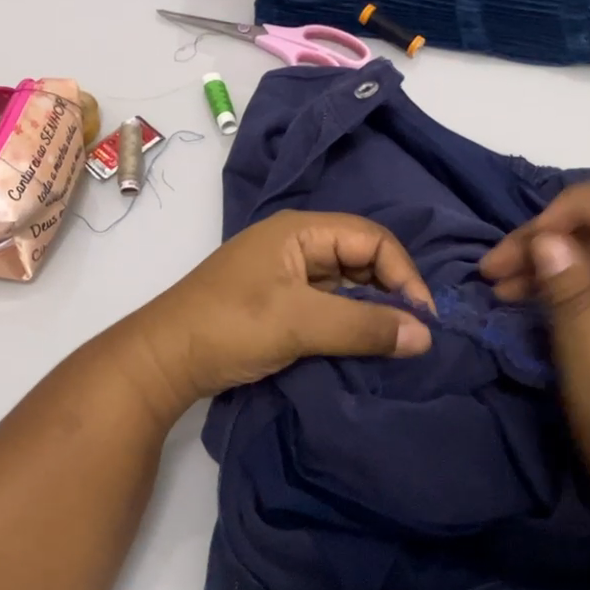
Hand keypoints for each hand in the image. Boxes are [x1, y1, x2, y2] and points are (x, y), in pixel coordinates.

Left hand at [126, 212, 434, 415]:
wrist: (164, 359)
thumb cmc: (230, 326)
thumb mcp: (299, 323)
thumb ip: (363, 327)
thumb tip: (425, 335)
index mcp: (300, 230)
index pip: (371, 239)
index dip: (403, 274)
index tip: (423, 319)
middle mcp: (297, 244)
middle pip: (362, 258)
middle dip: (391, 292)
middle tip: (414, 335)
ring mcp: (287, 274)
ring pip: (348, 284)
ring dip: (372, 311)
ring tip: (395, 345)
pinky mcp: (281, 303)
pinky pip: (330, 305)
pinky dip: (351, 323)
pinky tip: (365, 347)